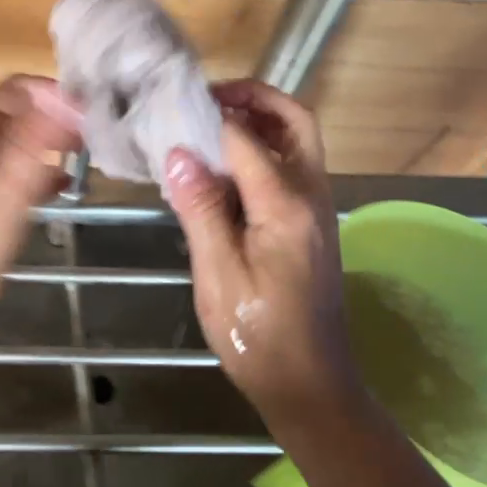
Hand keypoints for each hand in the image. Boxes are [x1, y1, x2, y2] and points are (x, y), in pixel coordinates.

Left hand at [0, 76, 80, 341]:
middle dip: (52, 121)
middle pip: (12, 114)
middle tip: (92, 137)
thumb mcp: (9, 189)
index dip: (52, 94)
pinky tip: (60, 189)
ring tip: (83, 159)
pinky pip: (4, 170)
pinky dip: (31, 173)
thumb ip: (38, 141)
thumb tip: (69, 99)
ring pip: (11, 143)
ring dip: (45, 148)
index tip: (90, 111)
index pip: (13, 90)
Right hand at [162, 79, 358, 415]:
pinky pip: (289, 168)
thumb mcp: (218, 275)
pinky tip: (219, 169)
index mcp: (285, 207)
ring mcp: (315, 211)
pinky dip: (259, 150)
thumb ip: (201, 209)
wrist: (311, 388)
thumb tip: (178, 152)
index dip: (208, 116)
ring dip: (258, 120)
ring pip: (296, 142)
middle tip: (207, 98)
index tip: (171, 105)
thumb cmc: (258, 336)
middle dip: (254, 97)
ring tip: (207, 124)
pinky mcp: (309, 225)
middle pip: (295, 122)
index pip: (245, 138)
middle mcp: (310, 197)